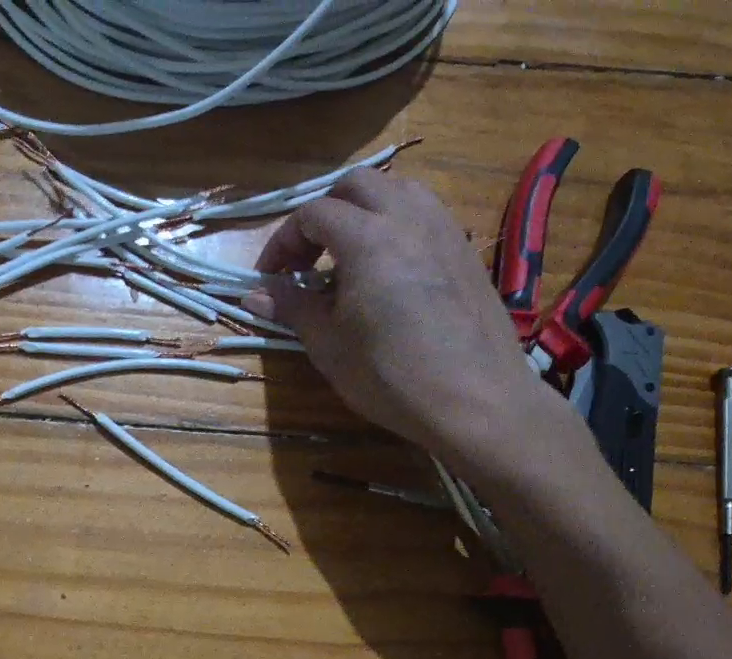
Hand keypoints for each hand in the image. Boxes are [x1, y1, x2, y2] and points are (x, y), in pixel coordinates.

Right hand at [243, 170, 571, 474]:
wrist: (475, 399)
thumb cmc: (390, 376)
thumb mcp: (328, 346)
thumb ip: (293, 308)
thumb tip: (256, 294)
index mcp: (368, 238)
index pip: (312, 214)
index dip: (282, 242)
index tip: (269, 279)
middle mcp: (408, 218)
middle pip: (356, 186)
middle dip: (322, 214)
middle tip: (306, 260)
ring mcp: (444, 230)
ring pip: (397, 191)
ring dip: (362, 212)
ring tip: (346, 258)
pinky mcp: (464, 251)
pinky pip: (424, 215)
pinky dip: (395, 226)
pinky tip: (386, 272)